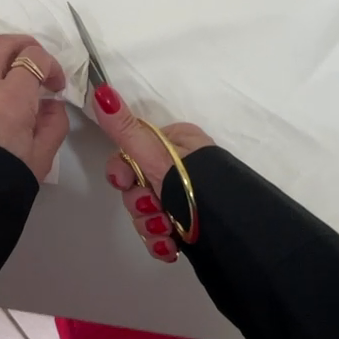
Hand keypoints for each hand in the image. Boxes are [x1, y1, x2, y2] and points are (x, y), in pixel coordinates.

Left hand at [0, 35, 70, 179]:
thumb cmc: (6, 177)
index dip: (51, 65)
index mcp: (12, 98)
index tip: (56, 85)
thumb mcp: (42, 156)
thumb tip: (53, 103)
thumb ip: (54, 124)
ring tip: (8, 63)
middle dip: (25, 45)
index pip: (34, 58)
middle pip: (3, 44)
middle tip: (36, 61)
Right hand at [88, 88, 213, 263]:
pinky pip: (161, 233)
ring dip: (150, 226)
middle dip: (140, 204)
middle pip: (136, 184)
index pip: (131, 150)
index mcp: (177, 142)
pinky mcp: (190, 227)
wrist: (237, 240)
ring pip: (147, 210)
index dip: (122, 170)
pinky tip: (170, 248)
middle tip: (153, 210)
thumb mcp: (156, 157)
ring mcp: (186, 200)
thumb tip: (101, 90)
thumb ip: (124, 129)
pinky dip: (161, 242)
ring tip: (166, 233)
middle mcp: (181, 168)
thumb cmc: (196, 189)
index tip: (124, 182)